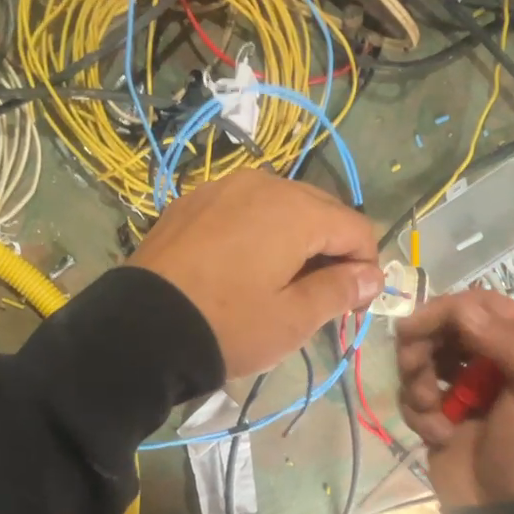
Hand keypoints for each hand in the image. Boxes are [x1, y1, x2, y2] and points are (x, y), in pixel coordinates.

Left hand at [131, 169, 382, 378]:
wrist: (141, 329)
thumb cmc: (228, 326)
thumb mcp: (292, 320)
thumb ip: (339, 291)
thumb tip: (371, 275)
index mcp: (296, 209)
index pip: (355, 228)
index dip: (366, 268)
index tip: (355, 307)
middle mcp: (262, 184)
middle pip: (319, 211)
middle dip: (330, 251)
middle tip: (320, 298)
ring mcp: (221, 188)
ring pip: (278, 208)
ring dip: (292, 241)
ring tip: (280, 284)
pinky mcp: (190, 204)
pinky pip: (240, 212)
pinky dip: (254, 234)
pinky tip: (242, 269)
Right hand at [394, 290, 513, 507]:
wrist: (510, 512)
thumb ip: (512, 341)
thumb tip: (460, 309)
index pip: (482, 305)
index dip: (448, 310)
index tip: (417, 325)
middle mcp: (495, 358)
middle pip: (445, 328)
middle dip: (424, 344)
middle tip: (412, 365)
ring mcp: (464, 386)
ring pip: (422, 358)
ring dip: (418, 379)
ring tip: (430, 407)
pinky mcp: (438, 413)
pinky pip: (413, 395)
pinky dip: (419, 411)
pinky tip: (438, 434)